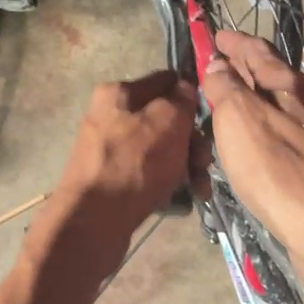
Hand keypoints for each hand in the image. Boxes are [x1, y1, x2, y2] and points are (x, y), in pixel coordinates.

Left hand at [51, 71, 200, 237]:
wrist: (93, 222)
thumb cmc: (133, 163)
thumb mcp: (167, 122)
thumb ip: (181, 100)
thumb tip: (186, 88)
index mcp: (119, 94)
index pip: (165, 81)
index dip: (190, 96)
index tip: (210, 117)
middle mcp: (112, 117)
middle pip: (166, 119)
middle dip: (192, 140)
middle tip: (204, 162)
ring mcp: (111, 150)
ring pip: (162, 149)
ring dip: (187, 165)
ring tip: (200, 187)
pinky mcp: (115, 180)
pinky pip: (150, 172)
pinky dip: (170, 181)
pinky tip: (187, 196)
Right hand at [202, 31, 303, 271]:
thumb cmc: (278, 169)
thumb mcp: (241, 119)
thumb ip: (227, 88)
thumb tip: (217, 64)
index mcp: (289, 86)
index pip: (259, 51)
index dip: (236, 42)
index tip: (216, 36)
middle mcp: (302, 107)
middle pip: (267, 79)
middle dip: (240, 69)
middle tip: (212, 66)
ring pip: (269, 109)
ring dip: (244, 102)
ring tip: (217, 104)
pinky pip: (271, 139)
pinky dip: (251, 133)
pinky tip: (239, 147)